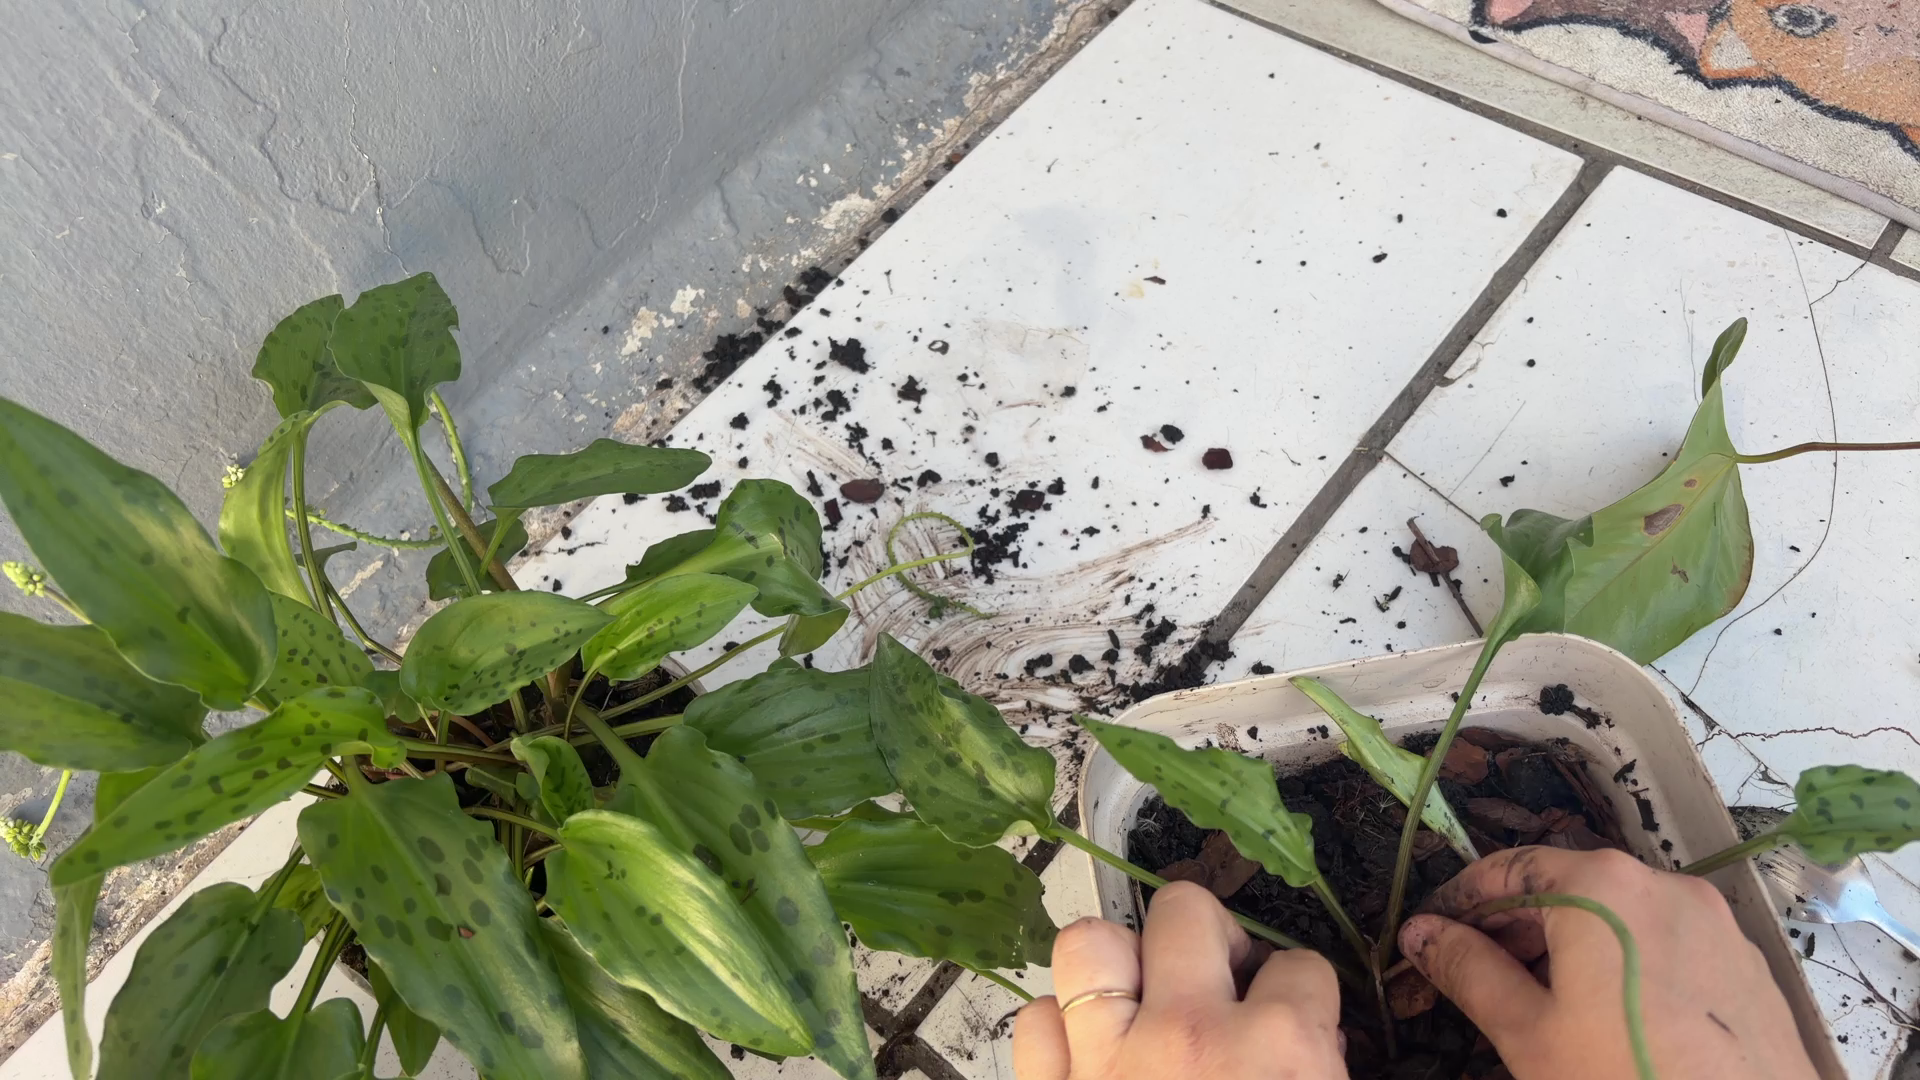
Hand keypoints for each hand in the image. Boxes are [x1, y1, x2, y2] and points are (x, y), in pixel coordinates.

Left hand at [1013, 881, 1347, 1079]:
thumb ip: (1320, 1067)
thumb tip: (1310, 1030)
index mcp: (1278, 1055)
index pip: (1301, 968)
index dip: (1303, 993)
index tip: (1299, 1017)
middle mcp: (1184, 1036)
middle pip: (1186, 910)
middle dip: (1210, 938)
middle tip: (1219, 984)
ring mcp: (1105, 1061)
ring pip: (1090, 942)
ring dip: (1119, 963)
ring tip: (1144, 997)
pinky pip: (1036, 1019)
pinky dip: (1061, 1029)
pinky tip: (1089, 1053)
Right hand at [1399, 846, 1819, 1079]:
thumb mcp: (1527, 1030)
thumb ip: (1464, 966)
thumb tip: (1417, 931)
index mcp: (1602, 885)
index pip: (1505, 870)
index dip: (1459, 901)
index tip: (1430, 933)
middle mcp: (1664, 887)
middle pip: (1560, 890)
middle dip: (1510, 928)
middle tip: (1473, 972)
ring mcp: (1719, 931)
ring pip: (1611, 921)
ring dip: (1561, 950)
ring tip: (1534, 1002)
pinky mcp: (1754, 978)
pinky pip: (1660, 949)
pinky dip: (1616, 968)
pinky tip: (1601, 1020)